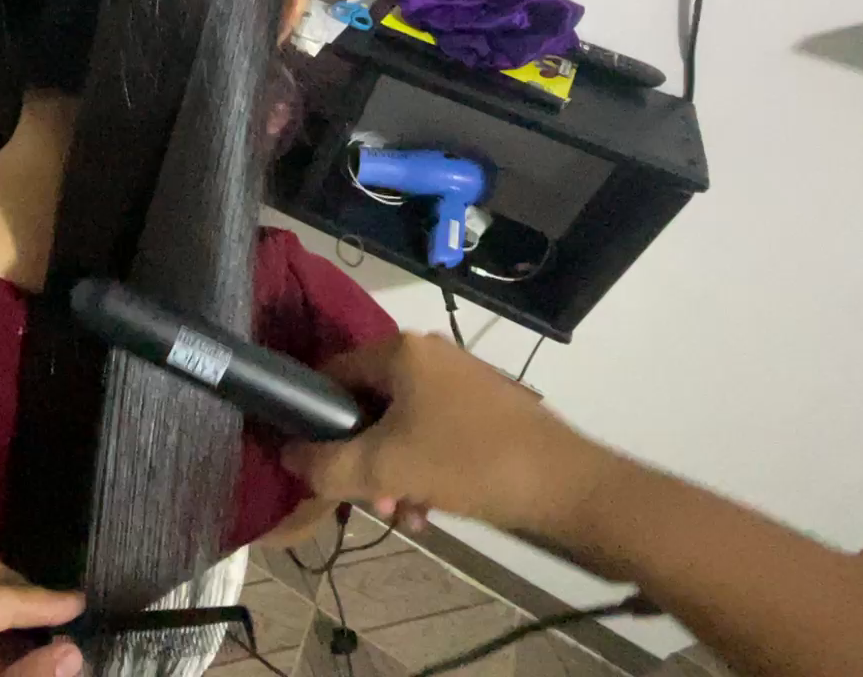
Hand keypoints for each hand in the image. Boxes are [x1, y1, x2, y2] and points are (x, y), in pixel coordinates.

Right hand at [283, 333, 618, 539]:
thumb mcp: (385, 469)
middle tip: (370, 500)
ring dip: (394, 468)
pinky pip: (436, 428)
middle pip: (369, 403)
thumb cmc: (469, 464)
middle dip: (363, 456)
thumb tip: (288, 455)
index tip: (321, 460)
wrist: (575, 490)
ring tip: (404, 512)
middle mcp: (429, 352)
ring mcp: (463, 377)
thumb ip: (325, 465)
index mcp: (400, 350)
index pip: (332, 373)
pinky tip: (431, 508)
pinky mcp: (490, 404)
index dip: (317, 417)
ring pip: (403, 422)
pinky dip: (425, 464)